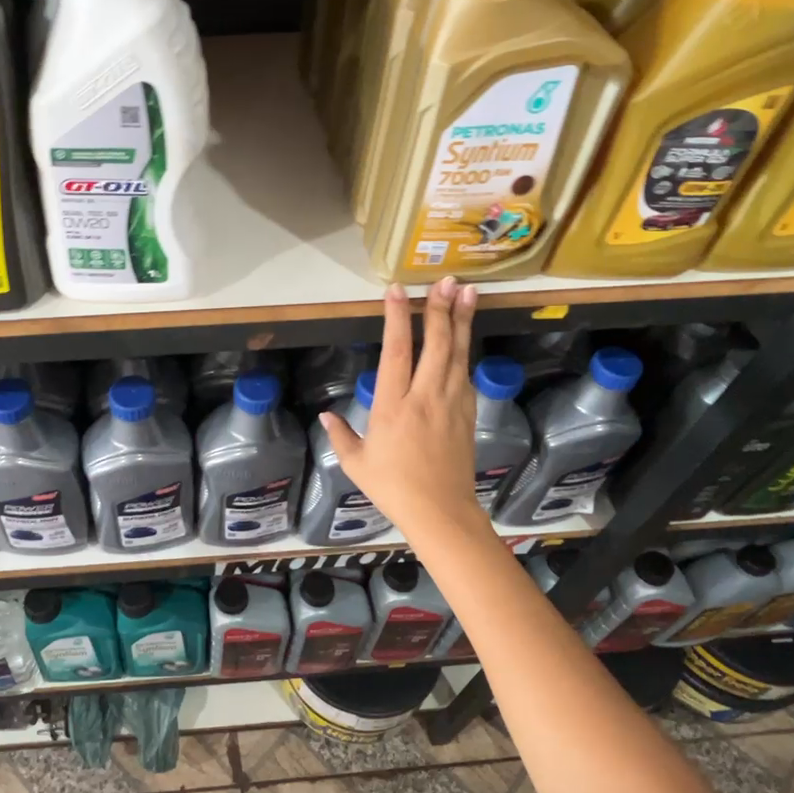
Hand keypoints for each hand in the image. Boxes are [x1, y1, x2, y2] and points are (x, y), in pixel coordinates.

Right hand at [320, 277, 492, 540]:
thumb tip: (324, 415)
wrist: (440, 511)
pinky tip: (467, 337)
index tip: (397, 291)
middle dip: (440, 308)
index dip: (397, 317)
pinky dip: (466, 350)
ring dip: (463, 320)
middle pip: (436, 343)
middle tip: (447, 281)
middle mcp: (425, 397)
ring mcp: (451, 403)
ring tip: (468, 292)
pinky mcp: (468, 413)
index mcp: (393, 406)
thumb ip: (340, 435)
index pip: (396, 351)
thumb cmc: (393, 488)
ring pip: (457, 353)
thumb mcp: (356, 464)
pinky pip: (466, 374)